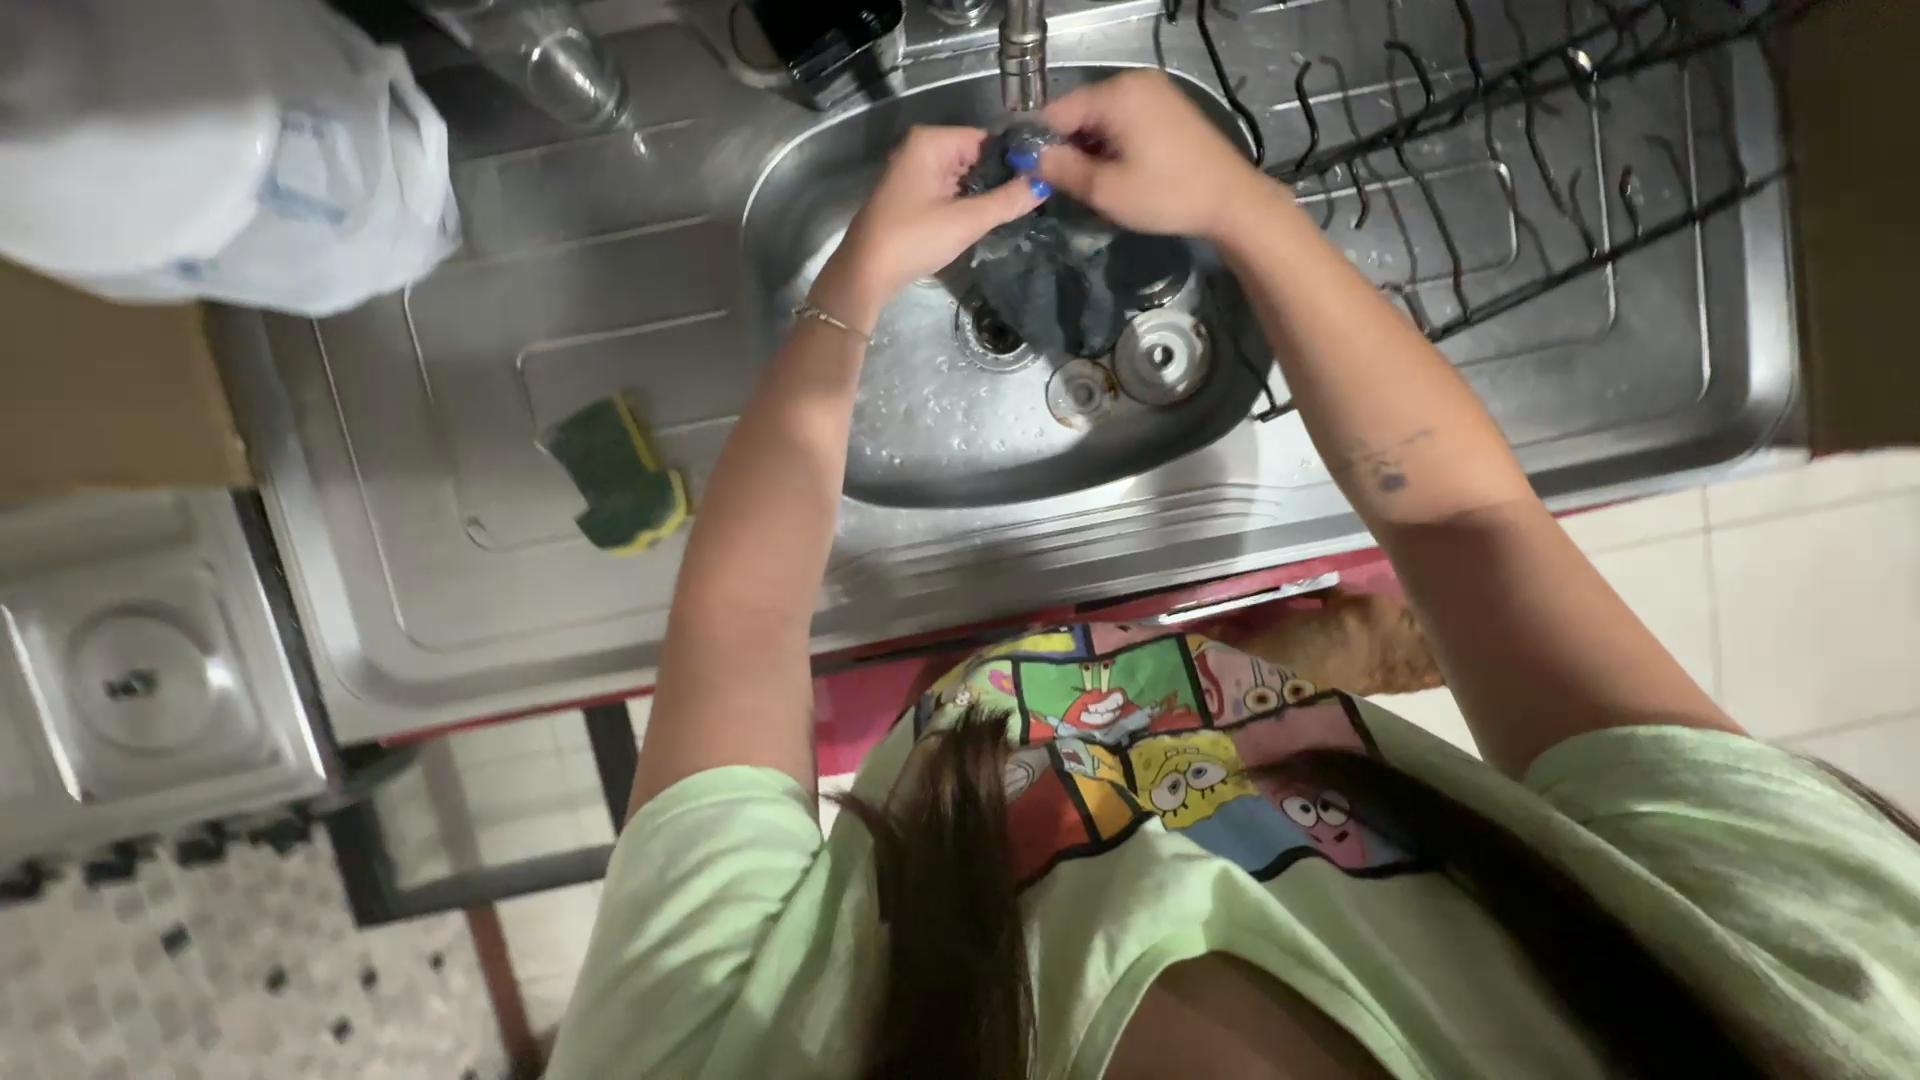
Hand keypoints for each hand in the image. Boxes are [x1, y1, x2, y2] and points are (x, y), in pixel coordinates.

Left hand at [813, 125, 1044, 333]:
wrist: (866, 273)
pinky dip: (965, 205)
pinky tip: (982, 221)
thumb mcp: (965, 221)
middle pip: (974, 157)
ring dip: (983, 195)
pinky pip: (948, 192)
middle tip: (1031, 201)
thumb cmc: (913, 239)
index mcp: (931, 142)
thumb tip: (1044, 185)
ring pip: (962, 177)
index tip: (1040, 180)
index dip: (1012, 160)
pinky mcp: (912, 198)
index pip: (986, 139)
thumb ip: (1006, 201)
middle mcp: (921, 149)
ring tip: (1013, 212)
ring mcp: (914, 173)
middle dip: (998, 179)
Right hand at [1037, 71, 1272, 241]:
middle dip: (1068, 150)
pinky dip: (1112, 149)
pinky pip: (1123, 124)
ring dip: (1091, 154)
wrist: (1229, 200)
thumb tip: (1030, 158)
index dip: (1039, 144)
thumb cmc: (1166, 195)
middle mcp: (1134, 83)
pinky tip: (1118, 178)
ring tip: (1095, 189)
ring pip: (1101, 122)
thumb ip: (1063, 171)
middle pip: (1079, 114)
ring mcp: (1153, 93)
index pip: (1057, 111)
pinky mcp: (1166, 109)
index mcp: (1116, 95)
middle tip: (1068, 190)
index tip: (1029, 175)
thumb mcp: (1106, 191)